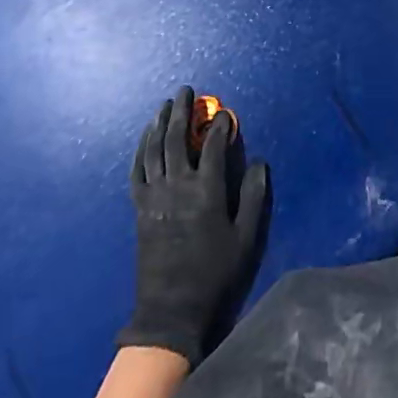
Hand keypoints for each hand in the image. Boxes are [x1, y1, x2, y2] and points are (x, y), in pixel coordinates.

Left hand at [118, 86, 268, 365]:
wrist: (172, 307)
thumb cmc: (215, 275)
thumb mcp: (245, 240)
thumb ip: (253, 199)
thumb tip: (259, 163)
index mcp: (206, 191)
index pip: (211, 146)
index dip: (218, 126)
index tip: (223, 113)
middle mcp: (177, 184)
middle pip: (176, 137)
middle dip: (181, 110)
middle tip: (185, 91)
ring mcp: (154, 193)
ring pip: (154, 148)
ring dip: (159, 122)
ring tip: (165, 104)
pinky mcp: (139, 205)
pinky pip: (137, 168)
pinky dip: (141, 148)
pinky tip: (145, 137)